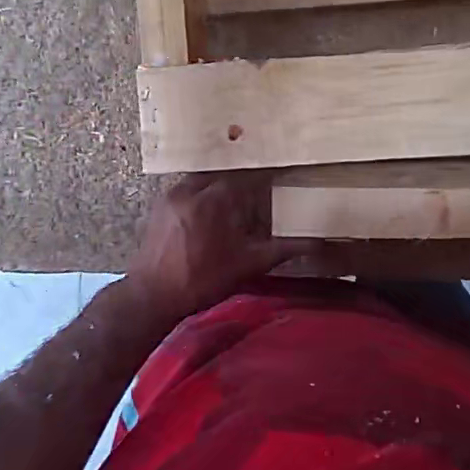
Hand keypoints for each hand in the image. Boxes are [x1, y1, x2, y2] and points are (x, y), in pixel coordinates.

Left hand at [120, 175, 318, 328]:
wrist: (152, 297)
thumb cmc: (203, 281)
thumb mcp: (248, 265)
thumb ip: (283, 249)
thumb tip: (317, 243)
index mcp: (214, 198)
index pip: (248, 175)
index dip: (266, 177)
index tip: (281, 180)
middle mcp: (191, 188)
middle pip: (225, 173)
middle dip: (243, 180)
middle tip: (260, 190)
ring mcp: (171, 194)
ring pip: (205, 179)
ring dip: (222, 186)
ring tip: (238, 202)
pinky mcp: (160, 205)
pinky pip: (188, 189)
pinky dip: (203, 193)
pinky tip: (213, 213)